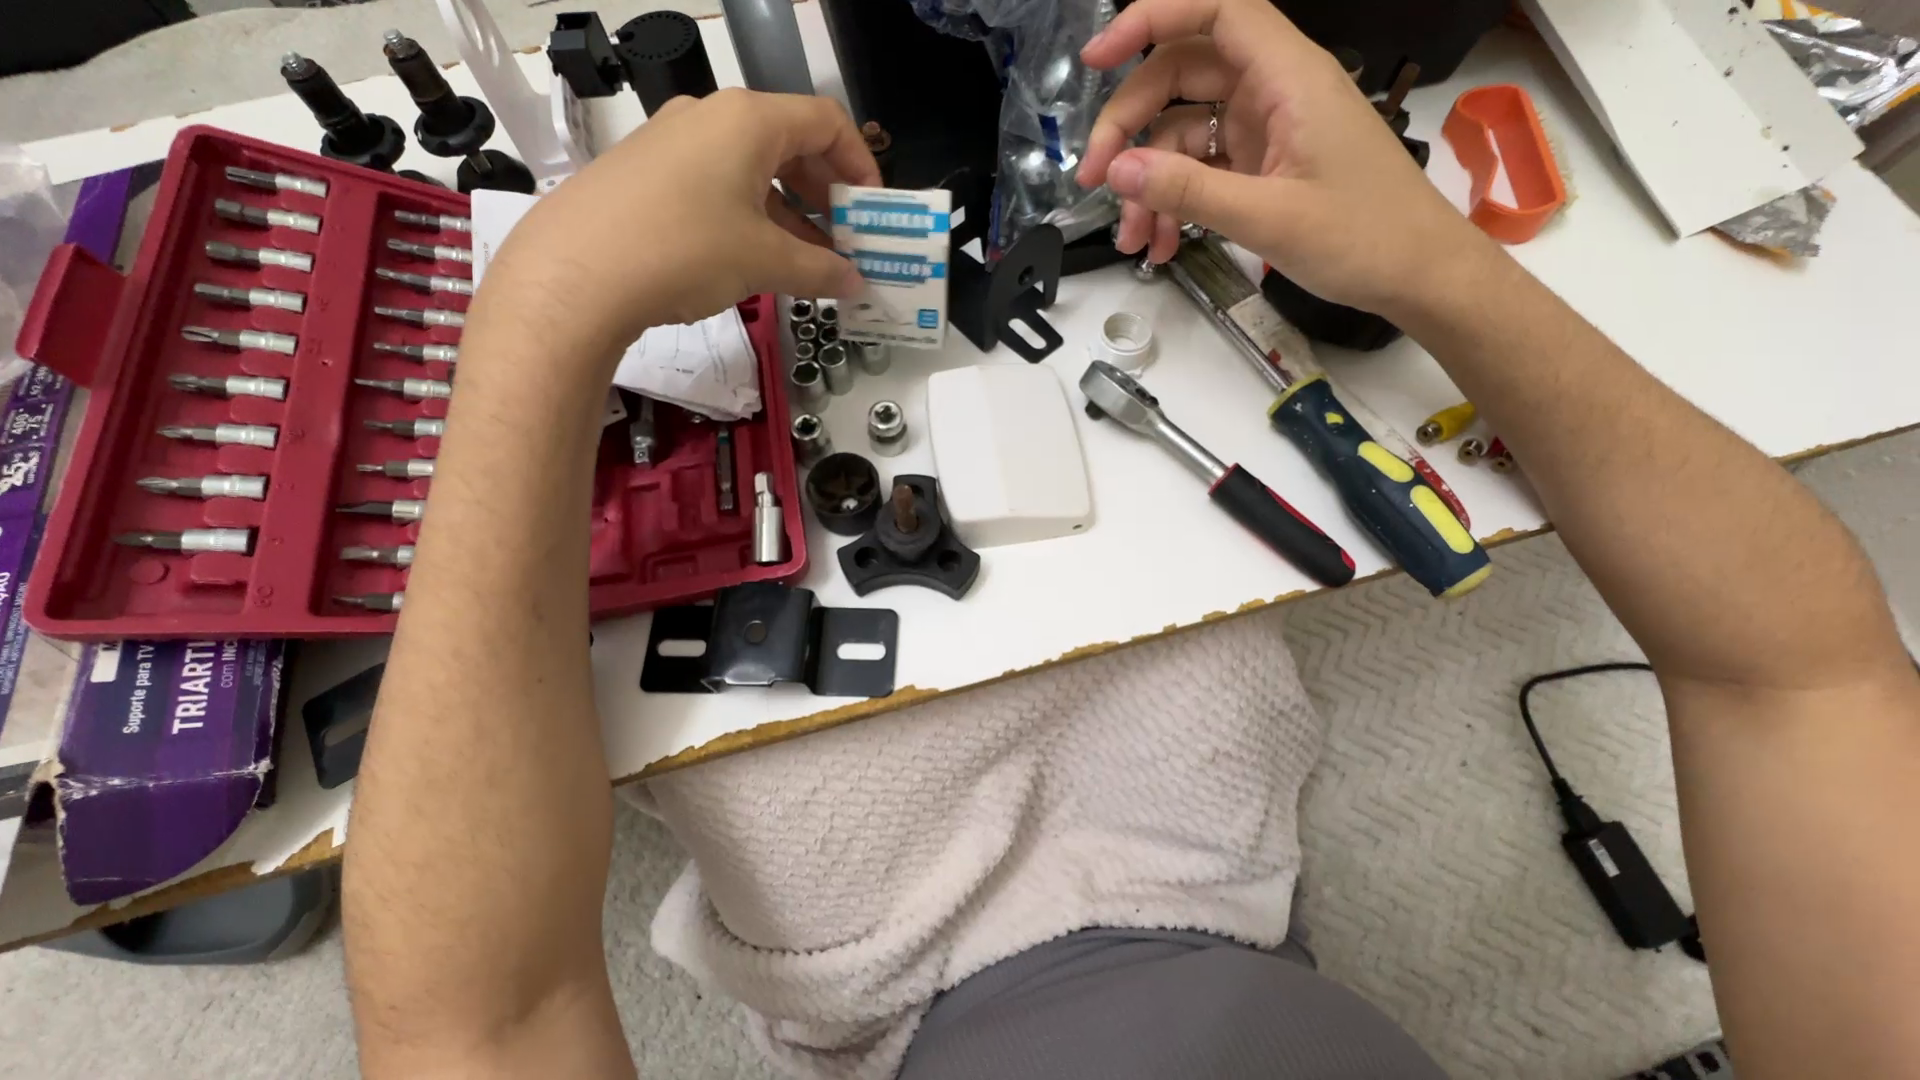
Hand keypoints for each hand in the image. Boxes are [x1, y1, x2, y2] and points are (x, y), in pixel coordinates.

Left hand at [475, 89, 880, 360]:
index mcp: (749, 120)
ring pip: (751, 168)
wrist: (575, 273)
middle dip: (826, 191)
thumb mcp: (764, 262)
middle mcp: (711, 117)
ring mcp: (674, 142)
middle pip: (790, 142)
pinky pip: (716, 184)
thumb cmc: (684, 250)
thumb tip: (853, 281)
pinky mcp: (647, 173)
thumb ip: (820, 270)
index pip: (826, 121)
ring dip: (789, 211)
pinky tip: (755, 258)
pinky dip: (749, 215)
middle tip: (845, 237)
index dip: (860, 164)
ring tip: (806, 260)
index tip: (873, 209)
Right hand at [1076, 0, 1492, 317]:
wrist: (1417, 276)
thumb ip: (1190, 190)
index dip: (1152, 18)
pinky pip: (1202, 171)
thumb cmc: (1364, 238)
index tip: (1096, 60)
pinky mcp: (1263, 166)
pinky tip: (1162, 245)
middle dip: (1130, 127)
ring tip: (1134, 241)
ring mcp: (1266, 130)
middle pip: (1181, 77)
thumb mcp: (1269, 217)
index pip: (1215, 12)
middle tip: (1092, 182)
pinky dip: (1176, 203)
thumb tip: (1116, 170)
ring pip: (1184, 133)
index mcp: (1288, 77)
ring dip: (1149, 184)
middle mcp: (1273, 91)